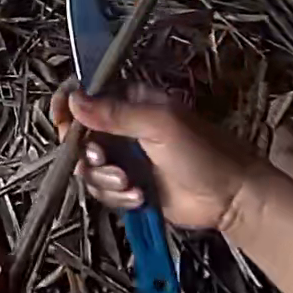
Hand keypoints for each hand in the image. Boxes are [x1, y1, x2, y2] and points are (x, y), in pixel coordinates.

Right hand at [51, 83, 260, 229]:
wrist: (231, 198)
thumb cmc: (202, 151)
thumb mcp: (159, 124)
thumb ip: (114, 113)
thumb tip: (75, 100)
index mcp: (127, 100)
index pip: (83, 94)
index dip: (67, 104)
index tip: (61, 120)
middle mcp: (119, 126)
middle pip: (76, 134)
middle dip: (87, 151)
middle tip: (102, 158)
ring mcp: (121, 157)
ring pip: (86, 166)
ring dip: (105, 178)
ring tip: (131, 184)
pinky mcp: (125, 185)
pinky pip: (101, 190)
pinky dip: (117, 197)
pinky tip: (140, 197)